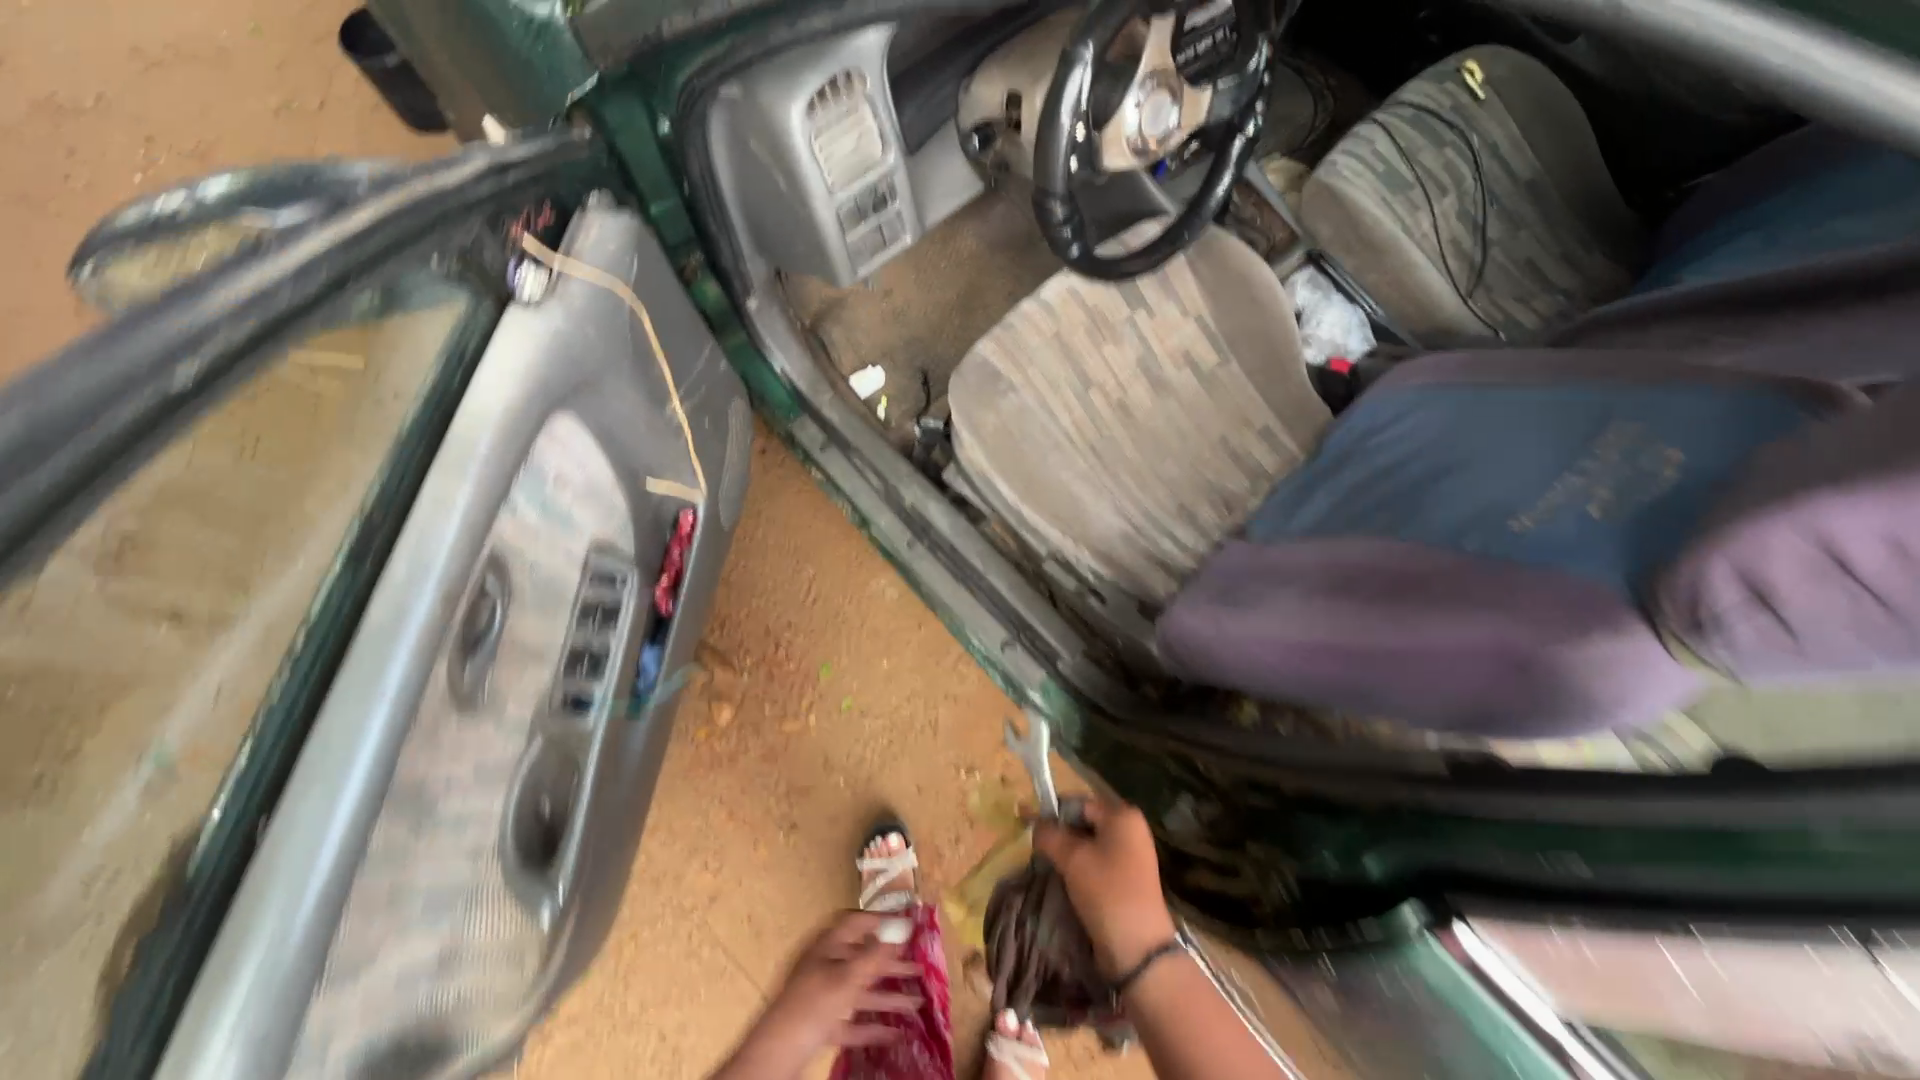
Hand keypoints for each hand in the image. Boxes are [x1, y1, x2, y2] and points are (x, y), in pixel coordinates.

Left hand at [714, 911, 921, 1078]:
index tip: (906, 926)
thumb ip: (875, 953)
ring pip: (861, 992)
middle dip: (892, 965)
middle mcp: (826, 967)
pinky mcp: (823, 1024)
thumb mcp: (847, 976)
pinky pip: (853, 1020)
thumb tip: (900, 925)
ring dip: (888, 997)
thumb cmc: (812, 1004)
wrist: (778, 1051)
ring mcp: (823, 996)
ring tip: (917, 1003)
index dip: (880, 921)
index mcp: (827, 947)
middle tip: (919, 968)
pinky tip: (895, 1032)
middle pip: (863, 960)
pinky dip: (872, 1025)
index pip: (855, 923)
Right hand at [1031, 796, 1177, 979]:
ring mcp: (1132, 854)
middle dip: (1061, 835)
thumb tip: (1034, 823)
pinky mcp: (1129, 877)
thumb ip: (1049, 834)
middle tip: (1040, 853)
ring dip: (1069, 854)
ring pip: (1090, 843)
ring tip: (1052, 869)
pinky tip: (1069, 882)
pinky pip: (1099, 861)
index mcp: (1122, 815)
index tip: (1031, 831)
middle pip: (1085, 822)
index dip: (1053, 814)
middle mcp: (1131, 829)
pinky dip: (1082, 867)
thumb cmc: (1105, 891)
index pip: (1079, 803)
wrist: (1137, 946)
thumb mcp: (1071, 858)